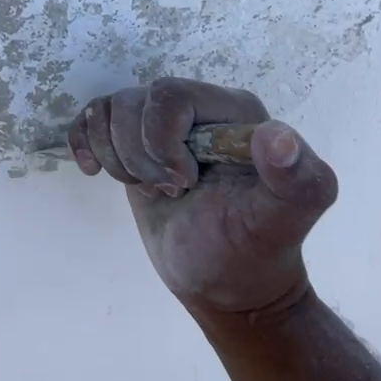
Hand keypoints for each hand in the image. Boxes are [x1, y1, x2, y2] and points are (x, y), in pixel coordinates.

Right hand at [67, 78, 338, 316]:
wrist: (225, 285)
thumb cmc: (254, 253)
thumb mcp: (282, 221)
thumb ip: (297, 181)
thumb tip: (278, 136)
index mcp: (232, 110)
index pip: (171, 95)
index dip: (161, 139)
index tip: (184, 183)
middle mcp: (194, 107)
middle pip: (133, 102)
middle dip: (138, 155)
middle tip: (170, 192)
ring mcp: (157, 123)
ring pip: (106, 109)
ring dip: (116, 158)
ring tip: (150, 190)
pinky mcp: (129, 141)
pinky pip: (90, 118)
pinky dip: (83, 143)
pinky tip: (93, 171)